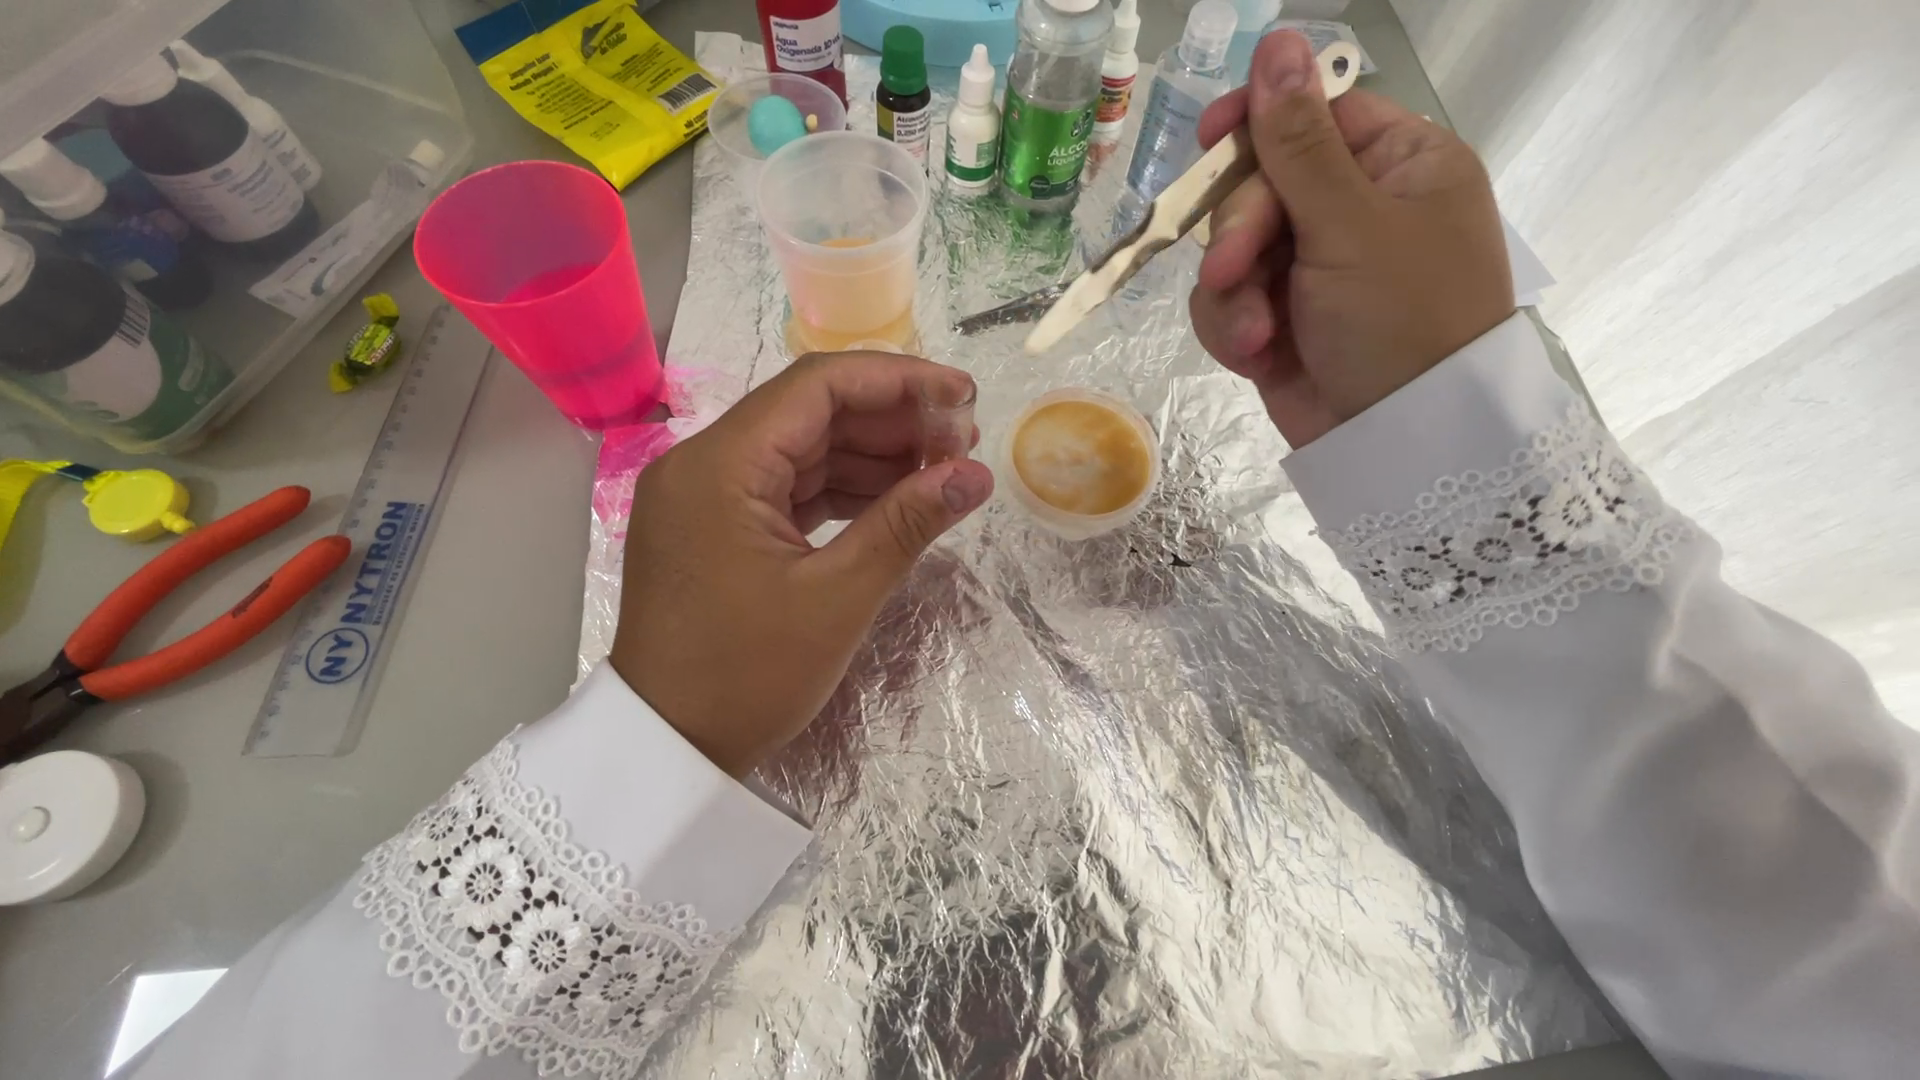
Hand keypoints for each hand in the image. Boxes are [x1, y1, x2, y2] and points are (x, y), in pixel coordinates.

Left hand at [609, 352, 994, 775]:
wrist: (667, 749)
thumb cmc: (746, 677)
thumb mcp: (838, 598)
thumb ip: (907, 523)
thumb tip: (976, 475)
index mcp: (719, 465)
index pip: (817, 387)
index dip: (898, 380)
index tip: (962, 396)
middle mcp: (704, 463)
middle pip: (810, 413)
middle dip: (891, 421)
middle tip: (962, 442)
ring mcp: (706, 496)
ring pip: (801, 450)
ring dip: (871, 456)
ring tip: (940, 472)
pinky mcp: (716, 527)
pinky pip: (787, 488)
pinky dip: (841, 491)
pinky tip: (895, 500)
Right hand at [1190, 31, 1515, 447]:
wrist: (1398, 439)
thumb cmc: (1401, 318)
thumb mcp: (1350, 222)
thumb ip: (1299, 140)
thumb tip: (1278, 38)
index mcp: (1396, 166)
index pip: (1313, 116)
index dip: (1258, 124)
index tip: (1210, 139)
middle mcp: (1352, 211)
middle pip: (1260, 186)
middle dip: (1239, 232)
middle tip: (1236, 268)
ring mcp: (1310, 270)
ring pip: (1232, 251)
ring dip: (1234, 294)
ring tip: (1258, 334)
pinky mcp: (1277, 321)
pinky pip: (1228, 302)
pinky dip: (1232, 328)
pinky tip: (1255, 355)